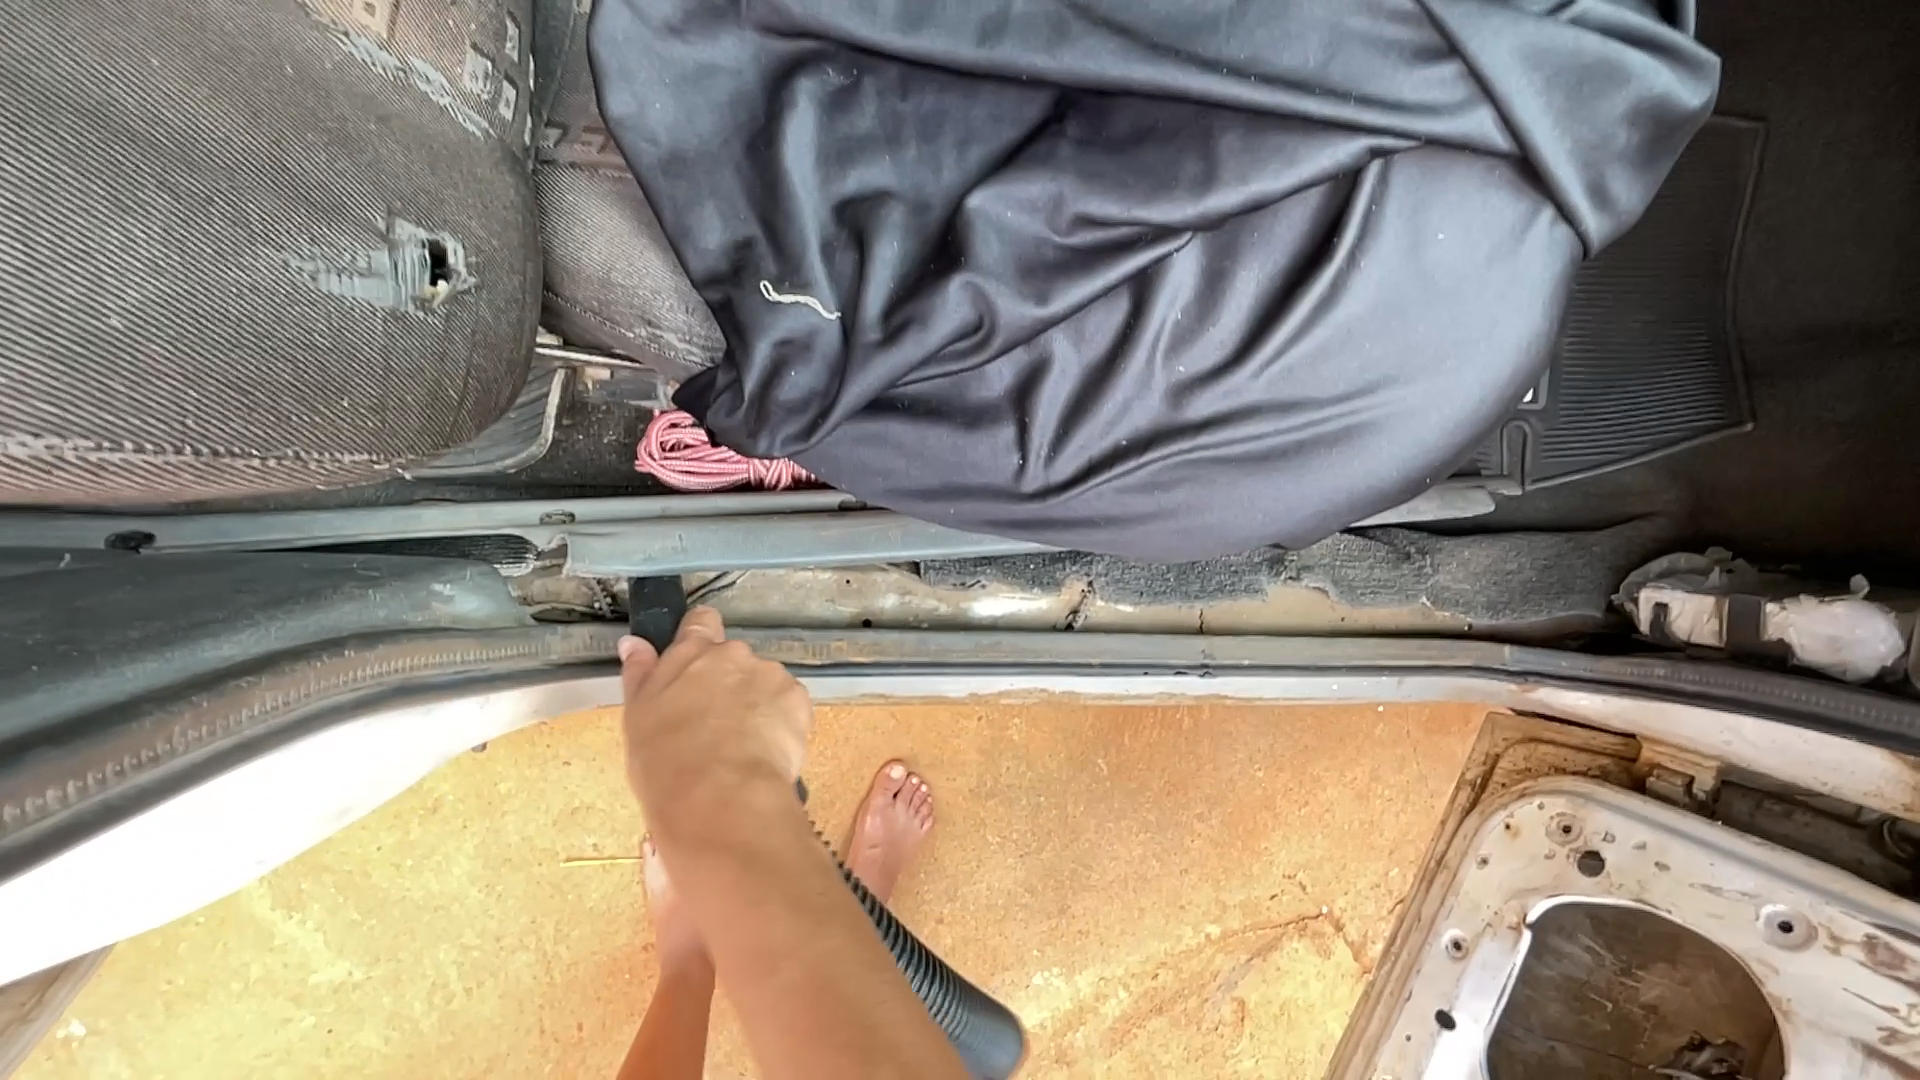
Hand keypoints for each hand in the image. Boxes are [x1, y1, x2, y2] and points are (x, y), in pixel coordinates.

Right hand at [618, 607, 811, 824]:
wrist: (721, 795)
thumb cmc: (667, 761)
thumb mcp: (638, 716)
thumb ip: (640, 672)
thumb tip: (634, 643)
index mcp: (692, 653)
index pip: (700, 621)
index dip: (701, 636)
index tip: (699, 661)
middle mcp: (734, 654)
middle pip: (734, 660)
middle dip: (729, 684)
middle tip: (714, 724)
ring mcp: (770, 675)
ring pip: (764, 684)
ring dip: (756, 704)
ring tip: (739, 747)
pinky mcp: (798, 700)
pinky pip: (789, 706)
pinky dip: (780, 724)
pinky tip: (763, 753)